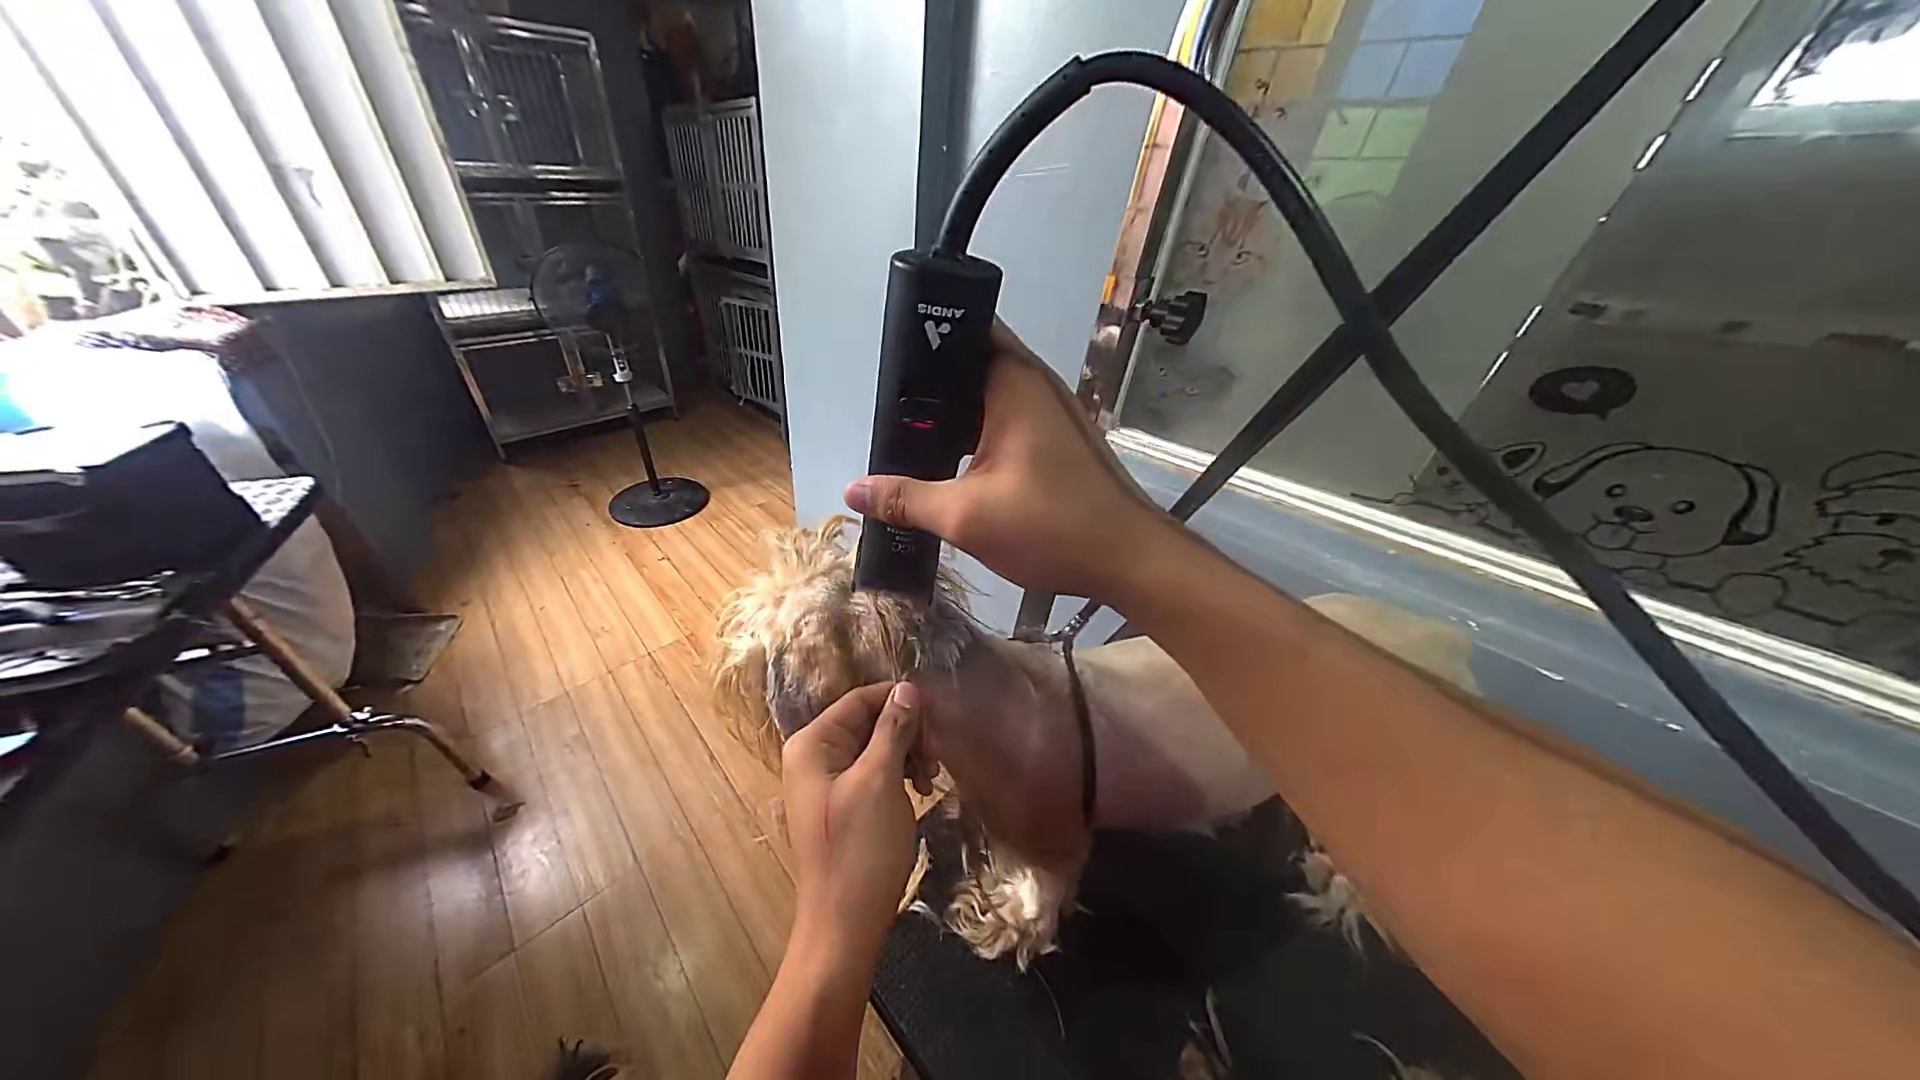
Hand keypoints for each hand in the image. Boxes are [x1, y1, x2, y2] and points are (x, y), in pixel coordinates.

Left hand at [782, 682, 920, 957]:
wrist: (845, 926)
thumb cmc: (860, 849)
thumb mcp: (880, 780)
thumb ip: (893, 729)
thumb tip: (907, 687)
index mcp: (813, 743)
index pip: (861, 699)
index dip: (901, 700)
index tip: (940, 714)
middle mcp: (815, 755)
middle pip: (870, 721)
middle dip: (908, 732)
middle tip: (938, 757)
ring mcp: (828, 781)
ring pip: (878, 746)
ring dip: (909, 754)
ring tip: (932, 779)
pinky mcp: (845, 803)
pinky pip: (876, 771)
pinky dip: (901, 774)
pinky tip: (922, 790)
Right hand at [845, 322, 1176, 599]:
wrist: (1127, 559)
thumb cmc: (1052, 526)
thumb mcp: (965, 516)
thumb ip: (905, 499)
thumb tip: (855, 491)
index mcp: (1014, 382)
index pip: (962, 330)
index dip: (923, 340)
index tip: (889, 368)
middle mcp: (1036, 385)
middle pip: (971, 365)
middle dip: (932, 389)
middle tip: (894, 418)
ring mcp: (1051, 412)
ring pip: (988, 399)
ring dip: (955, 418)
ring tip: (917, 445)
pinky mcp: (1057, 440)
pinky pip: (1006, 422)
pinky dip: (979, 436)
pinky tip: (956, 467)